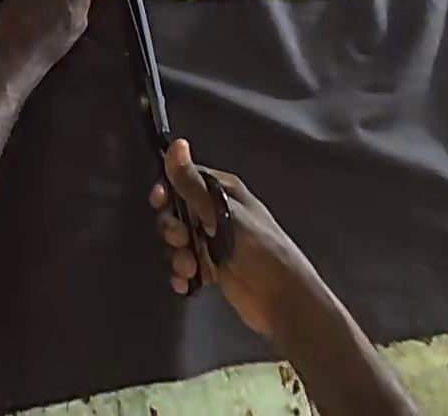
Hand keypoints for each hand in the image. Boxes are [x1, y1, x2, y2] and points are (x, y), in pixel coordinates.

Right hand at [150, 139, 319, 343]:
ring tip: (189, 268)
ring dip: (177, 254)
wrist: (288, 305)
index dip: (167, 190)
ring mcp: (214, 240)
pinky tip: (186, 283)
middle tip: (181, 241)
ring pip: (179, 240)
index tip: (159, 202)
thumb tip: (176, 143)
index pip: (184, 179)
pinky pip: (186, 263)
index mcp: (221, 191)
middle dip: (172, 228)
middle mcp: (215, 212)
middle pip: (176, 211)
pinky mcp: (213, 267)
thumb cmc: (260, 250)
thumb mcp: (224, 215)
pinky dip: (182, 273)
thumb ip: (193, 184)